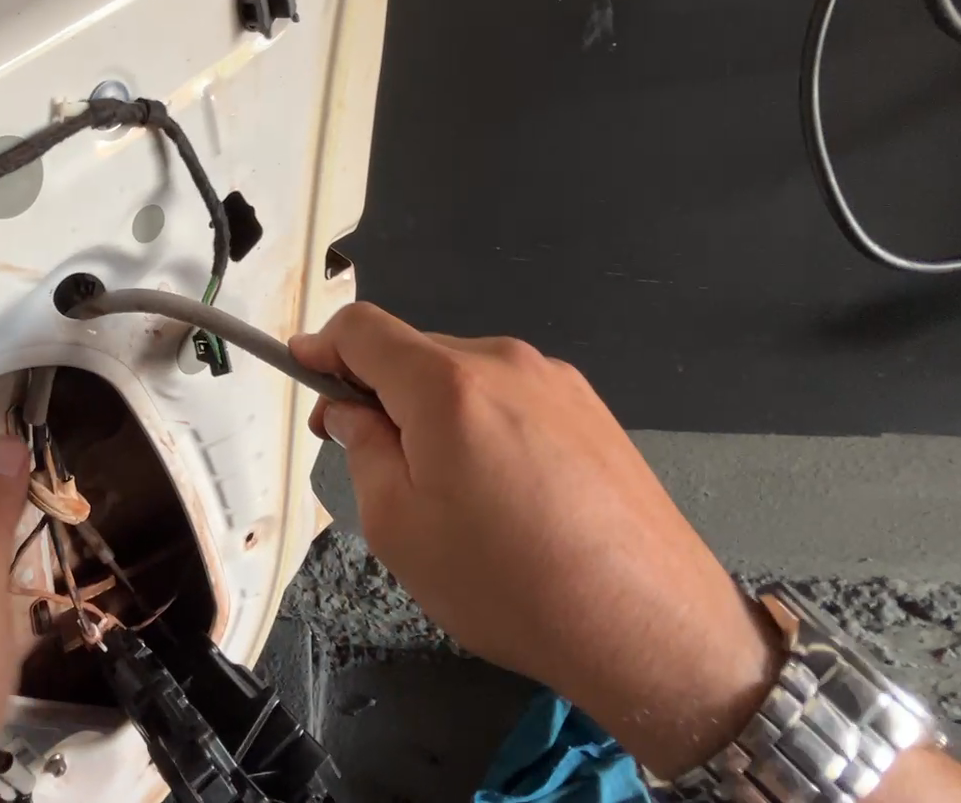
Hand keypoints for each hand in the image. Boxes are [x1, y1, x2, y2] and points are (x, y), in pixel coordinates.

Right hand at [289, 304, 776, 776]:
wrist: (656, 632)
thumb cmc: (506, 583)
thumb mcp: (397, 525)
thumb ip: (362, 448)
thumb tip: (352, 410)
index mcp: (446, 384)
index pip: (361, 328)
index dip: (321, 345)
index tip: (304, 371)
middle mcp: (503, 362)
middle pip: (411, 350)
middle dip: (376, 388)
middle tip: (369, 452)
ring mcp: (555, 380)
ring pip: (460, 372)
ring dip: (428, 407)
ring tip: (445, 485)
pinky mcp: (590, 408)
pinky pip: (507, 393)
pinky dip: (477, 418)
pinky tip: (500, 487)